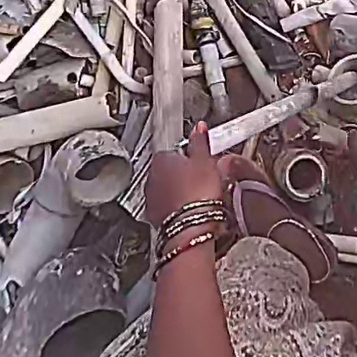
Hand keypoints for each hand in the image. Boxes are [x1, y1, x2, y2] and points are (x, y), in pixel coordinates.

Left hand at [145, 122, 223, 236]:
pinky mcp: (156, 219)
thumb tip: (200, 128)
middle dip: (184, 175)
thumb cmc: (197, 194)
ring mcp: (152, 199)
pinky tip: (192, 212)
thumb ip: (200, 141)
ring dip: (180, 192)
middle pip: (169, 171)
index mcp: (161, 159)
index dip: (190, 157)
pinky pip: (169, 208)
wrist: (192, 229)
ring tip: (199, 198)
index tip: (202, 162)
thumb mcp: (205, 161)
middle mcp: (152, 178)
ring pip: (168, 190)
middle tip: (203, 180)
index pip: (175, 151)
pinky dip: (179, 209)